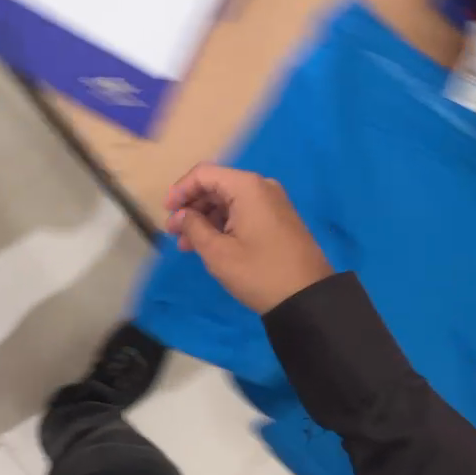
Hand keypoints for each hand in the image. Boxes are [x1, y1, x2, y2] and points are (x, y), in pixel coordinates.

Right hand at [164, 164, 333, 314]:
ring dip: (205, 218)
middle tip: (173, 232)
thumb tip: (180, 216)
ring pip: (228, 200)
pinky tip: (209, 244)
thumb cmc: (259, 272)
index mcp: (247, 186)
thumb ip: (193, 227)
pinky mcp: (278, 218)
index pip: (204, 174)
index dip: (181, 190)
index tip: (166, 212)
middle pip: (216, 185)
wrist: (309, 300)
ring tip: (186, 244)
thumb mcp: (219, 252)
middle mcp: (260, 186)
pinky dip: (223, 223)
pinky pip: (243, 211)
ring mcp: (272, 202)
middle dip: (192, 207)